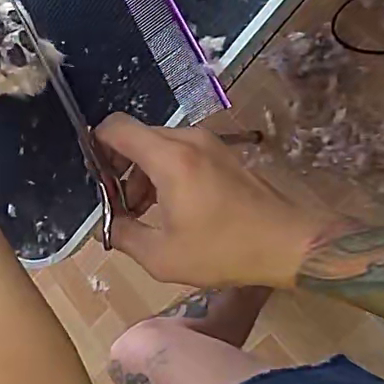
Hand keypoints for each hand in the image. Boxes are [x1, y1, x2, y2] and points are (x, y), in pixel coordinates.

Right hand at [94, 113, 340, 288]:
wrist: (287, 243)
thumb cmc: (224, 250)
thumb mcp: (162, 256)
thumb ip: (123, 234)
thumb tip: (106, 222)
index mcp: (170, 157)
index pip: (116, 127)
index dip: (96, 147)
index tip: (96, 180)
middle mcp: (189, 139)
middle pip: (138, 137)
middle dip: (121, 167)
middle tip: (121, 206)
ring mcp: (211, 143)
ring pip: (160, 145)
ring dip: (145, 173)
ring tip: (147, 212)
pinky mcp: (225, 153)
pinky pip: (183, 152)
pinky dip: (168, 172)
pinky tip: (174, 207)